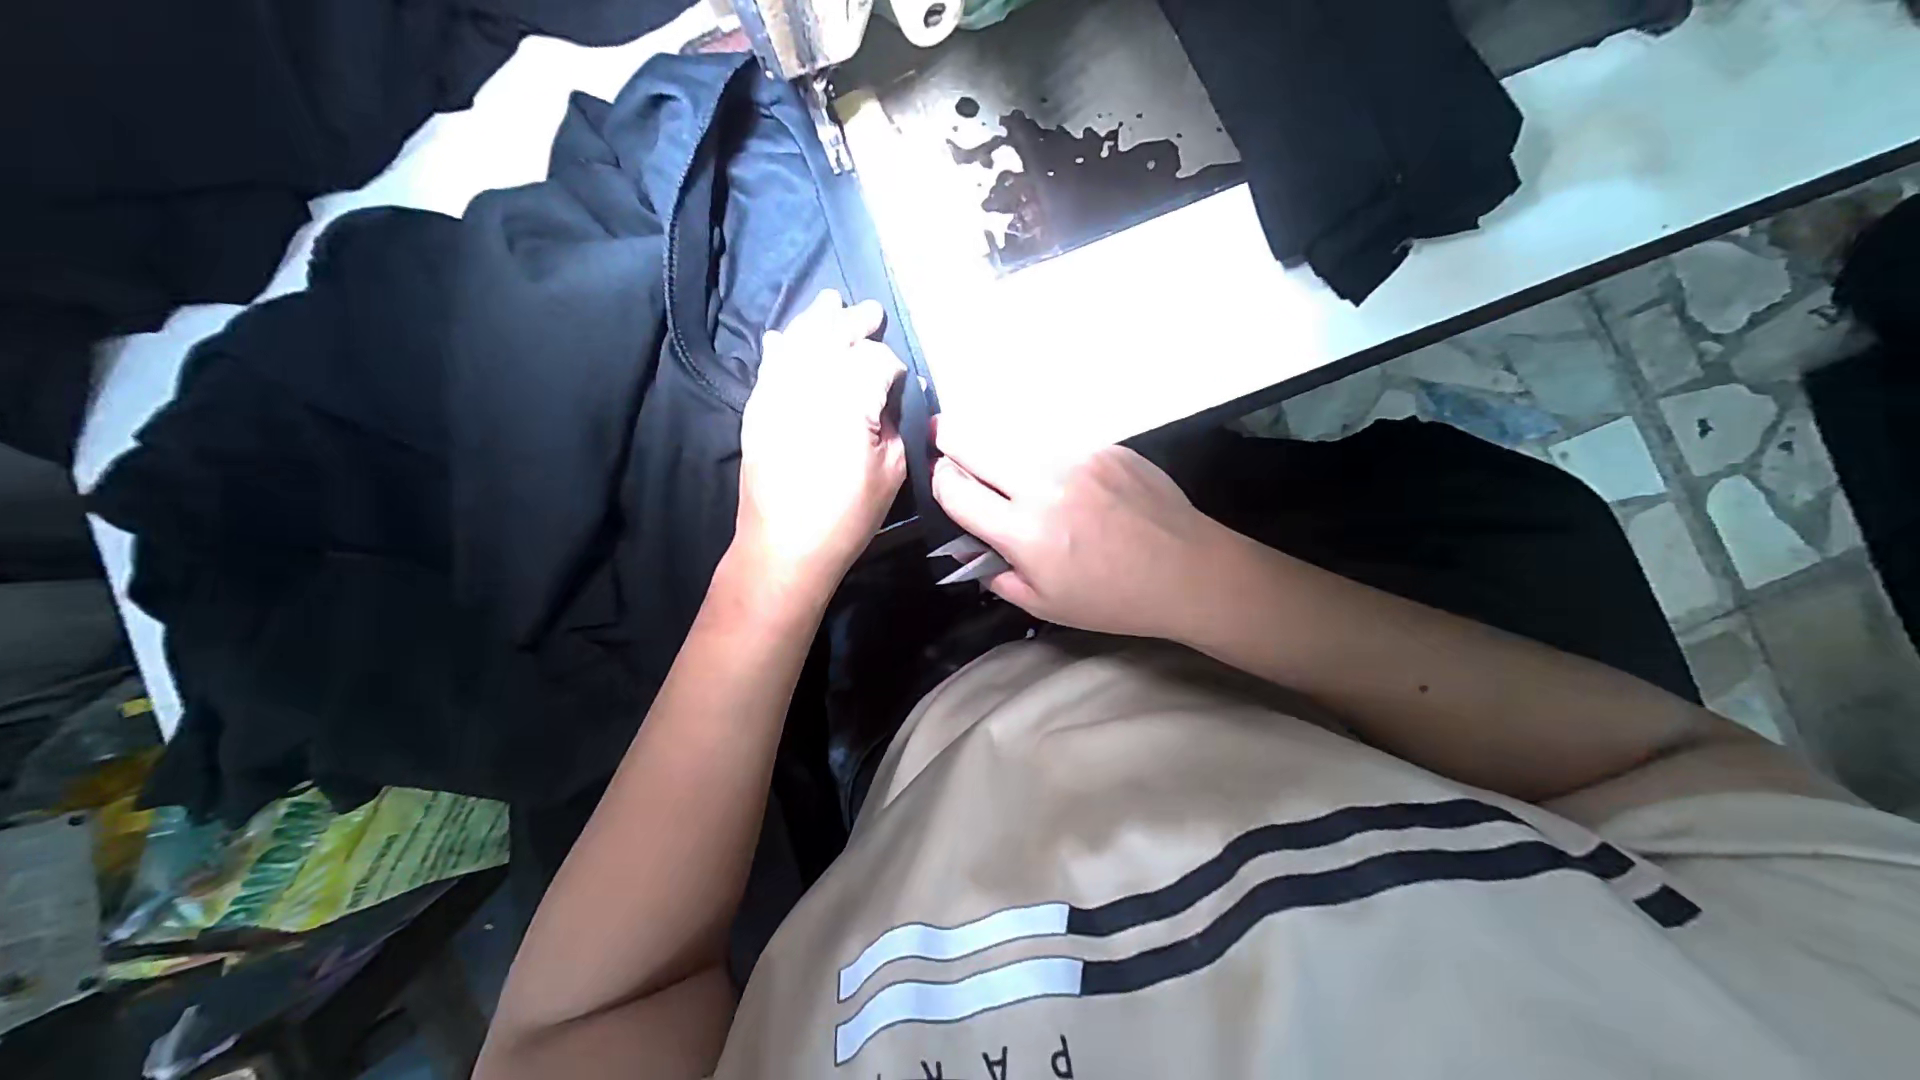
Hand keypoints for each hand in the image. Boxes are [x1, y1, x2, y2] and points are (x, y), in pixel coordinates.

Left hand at [733, 290, 906, 602]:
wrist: (784, 545)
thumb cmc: (847, 515)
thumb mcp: (891, 471)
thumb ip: (889, 421)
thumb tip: (882, 397)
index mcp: (851, 400)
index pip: (875, 360)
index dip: (889, 365)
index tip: (898, 378)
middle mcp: (811, 384)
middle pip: (833, 336)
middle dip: (853, 322)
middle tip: (868, 311)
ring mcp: (778, 392)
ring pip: (797, 340)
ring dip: (815, 320)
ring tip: (829, 303)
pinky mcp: (757, 408)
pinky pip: (769, 363)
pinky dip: (779, 345)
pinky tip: (783, 335)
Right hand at [929, 425, 1227, 638]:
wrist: (1188, 571)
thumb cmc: (1114, 599)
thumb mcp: (1045, 605)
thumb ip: (996, 573)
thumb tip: (968, 543)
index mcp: (1024, 533)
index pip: (953, 489)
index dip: (938, 482)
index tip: (942, 481)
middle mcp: (1043, 485)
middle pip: (970, 440)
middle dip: (947, 439)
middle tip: (942, 438)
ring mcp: (1076, 457)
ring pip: (1011, 431)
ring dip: (995, 443)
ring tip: (1002, 459)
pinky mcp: (1104, 445)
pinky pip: (1054, 439)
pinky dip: (1042, 452)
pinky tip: (1059, 475)